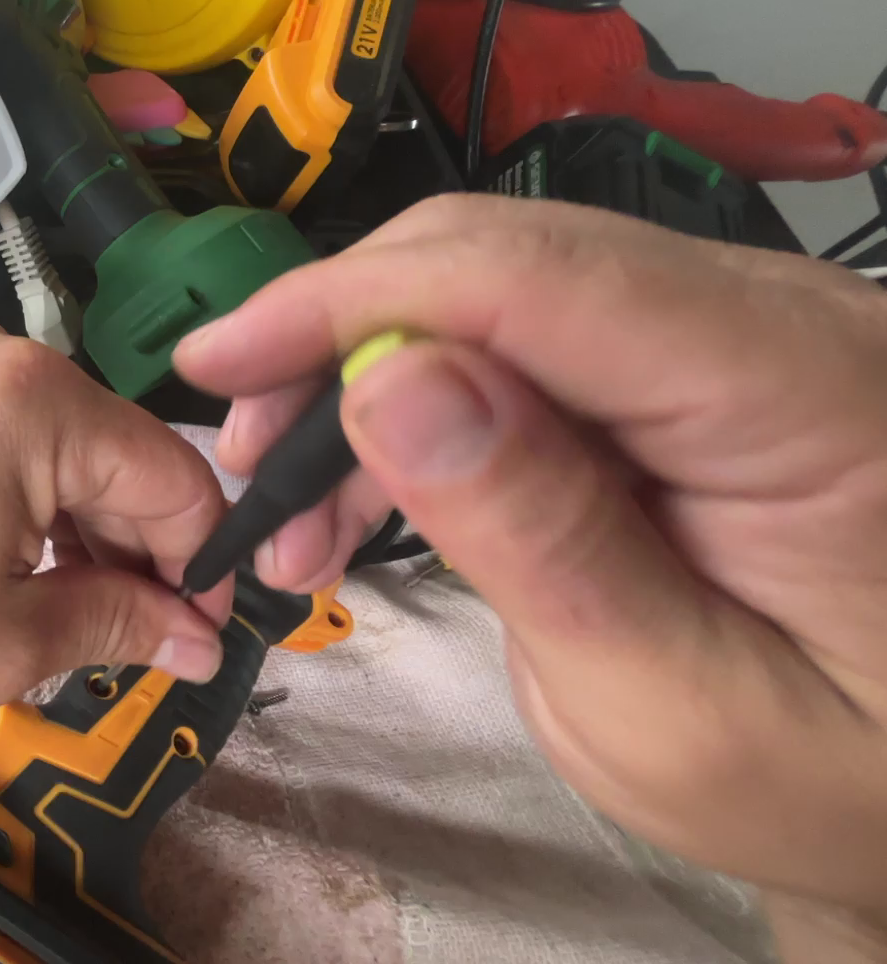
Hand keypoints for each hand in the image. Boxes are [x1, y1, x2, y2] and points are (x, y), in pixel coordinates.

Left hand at [0, 311, 231, 747]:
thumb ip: (118, 624)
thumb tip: (200, 639)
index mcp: (32, 396)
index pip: (172, 475)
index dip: (202, 562)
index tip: (206, 633)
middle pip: (110, 453)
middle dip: (135, 547)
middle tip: (140, 635)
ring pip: (51, 447)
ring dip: (76, 527)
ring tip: (66, 609)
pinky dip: (19, 500)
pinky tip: (5, 561)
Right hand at [174, 196, 886, 950]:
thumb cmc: (827, 777)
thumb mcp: (670, 706)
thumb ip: (534, 534)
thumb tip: (385, 383)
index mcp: (809, 394)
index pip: (530, 279)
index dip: (342, 302)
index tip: (212, 363)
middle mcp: (759, 317)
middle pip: (477, 260)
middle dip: (321, 348)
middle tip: (245, 463)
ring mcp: (698, 330)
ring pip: (454, 296)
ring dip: (339, 393)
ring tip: (287, 515)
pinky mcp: (642, 361)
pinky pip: (472, 345)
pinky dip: (381, 414)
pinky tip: (344, 497)